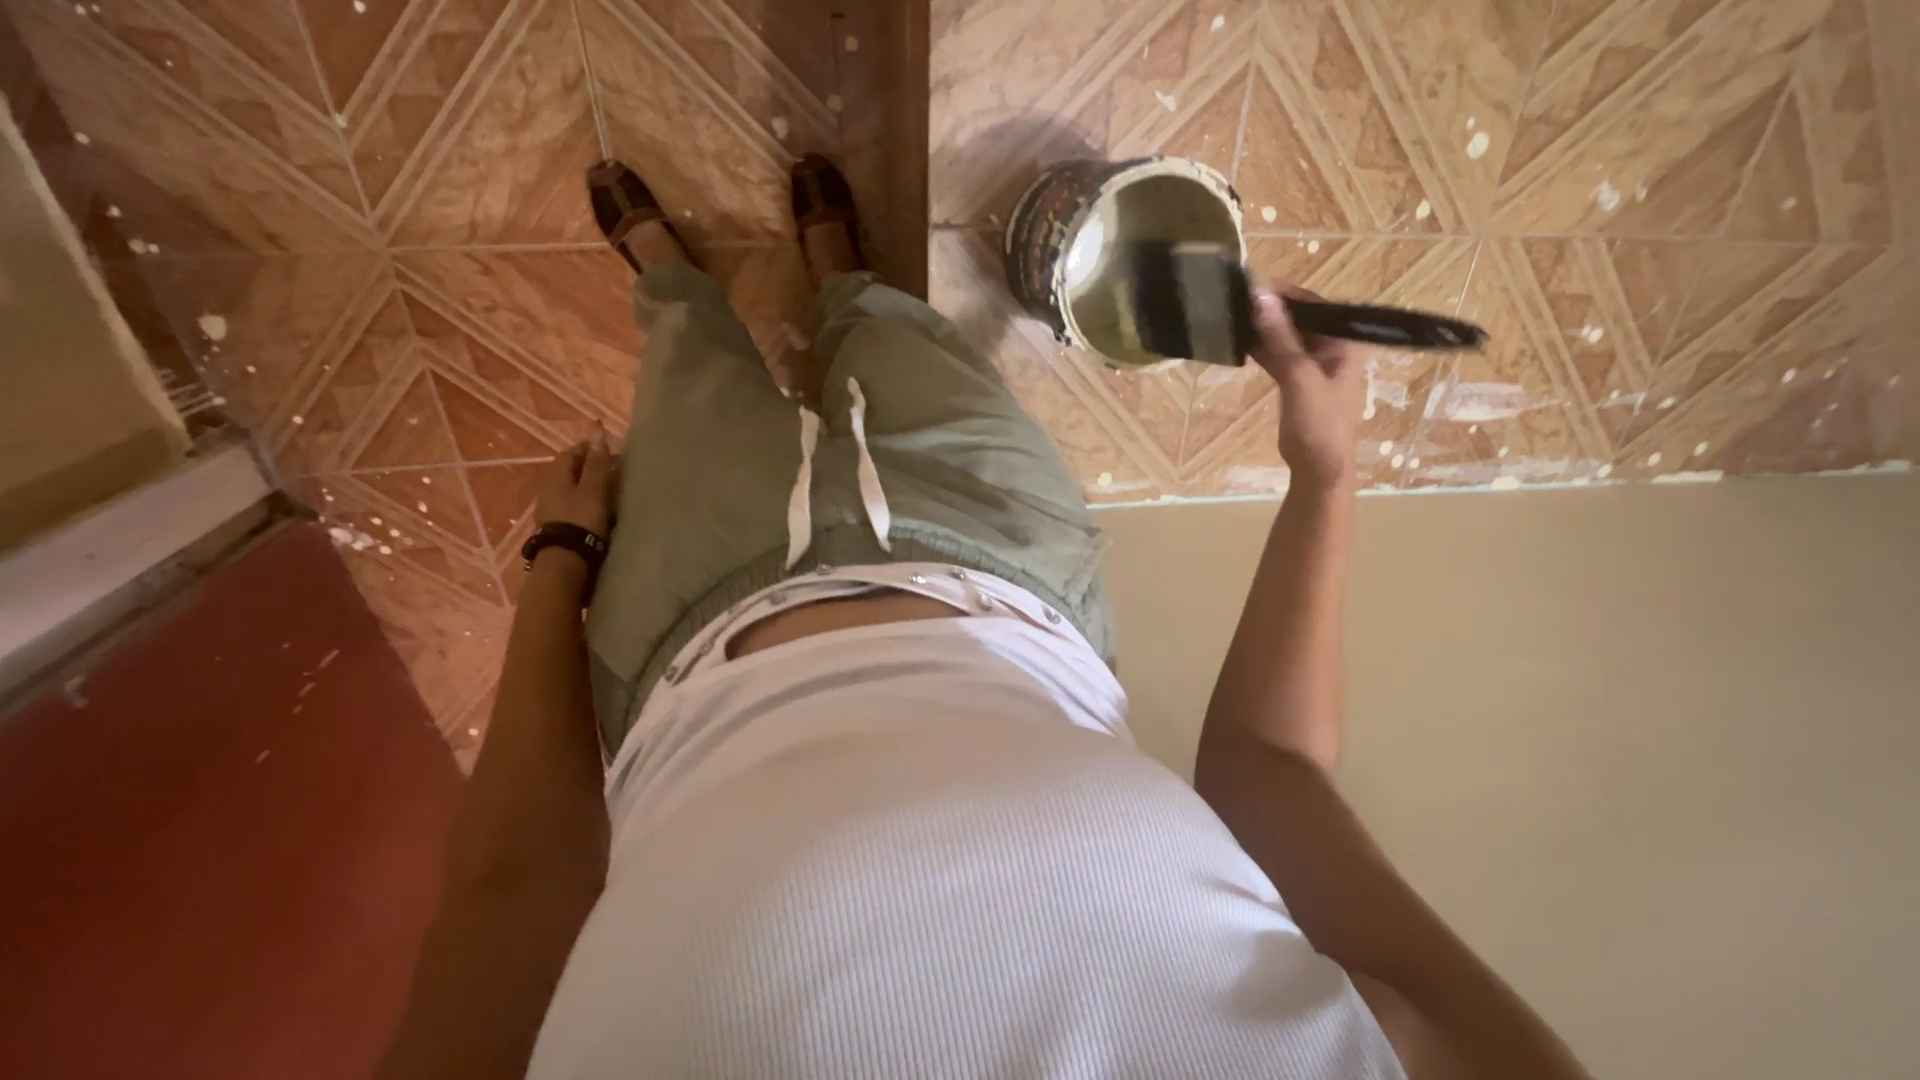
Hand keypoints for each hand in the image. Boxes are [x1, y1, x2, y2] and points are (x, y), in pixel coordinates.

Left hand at [535, 428, 617, 535]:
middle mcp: (549, 491)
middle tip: (612, 468)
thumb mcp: (593, 489)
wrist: (566, 561)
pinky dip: (586, 503)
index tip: (608, 447)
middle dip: (588, 467)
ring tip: (609, 489)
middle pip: (568, 472)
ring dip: (587, 486)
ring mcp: (551, 511)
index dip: (587, 447)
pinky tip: (599, 510)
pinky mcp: (558, 528)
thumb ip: (596, 463)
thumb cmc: (581, 520)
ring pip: (570, 490)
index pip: (570, 454)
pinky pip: (572, 507)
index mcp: (556, 478)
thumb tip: (596, 431)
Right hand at [1249, 282, 1366, 490]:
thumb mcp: (1300, 376)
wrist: (1318, 467)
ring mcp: (1313, 364)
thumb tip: (1260, 296)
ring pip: (1285, 335)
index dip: (1285, 293)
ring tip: (1232, 315)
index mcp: (1345, 341)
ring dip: (1262, 327)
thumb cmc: (1319, 422)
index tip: (1252, 283)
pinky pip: (1276, 354)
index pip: (1314, 305)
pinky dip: (1259, 347)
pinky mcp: (1295, 380)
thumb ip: (1280, 337)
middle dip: (1270, 308)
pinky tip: (1237, 341)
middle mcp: (1332, 346)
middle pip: (1298, 317)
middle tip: (1236, 298)